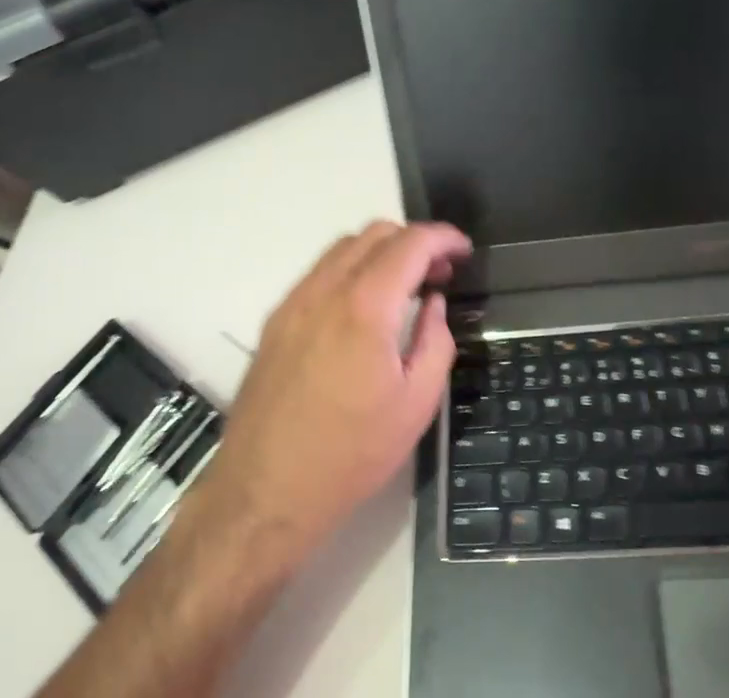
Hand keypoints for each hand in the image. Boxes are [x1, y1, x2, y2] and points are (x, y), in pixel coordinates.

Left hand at [197, 221, 470, 563]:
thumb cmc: (351, 454)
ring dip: (380, 254)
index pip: (409, 243)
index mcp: (364, 308)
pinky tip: (364, 310)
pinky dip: (350, 272)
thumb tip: (433, 304)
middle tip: (439, 274)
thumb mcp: (416, 404)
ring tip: (405, 289)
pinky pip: (317, 275)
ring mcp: (291, 305)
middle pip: (372, 235)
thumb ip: (434, 341)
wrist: (265, 492)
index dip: (443, 237)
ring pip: (340, 249)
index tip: (463, 252)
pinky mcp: (274, 324)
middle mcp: (322, 292)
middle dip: (413, 242)